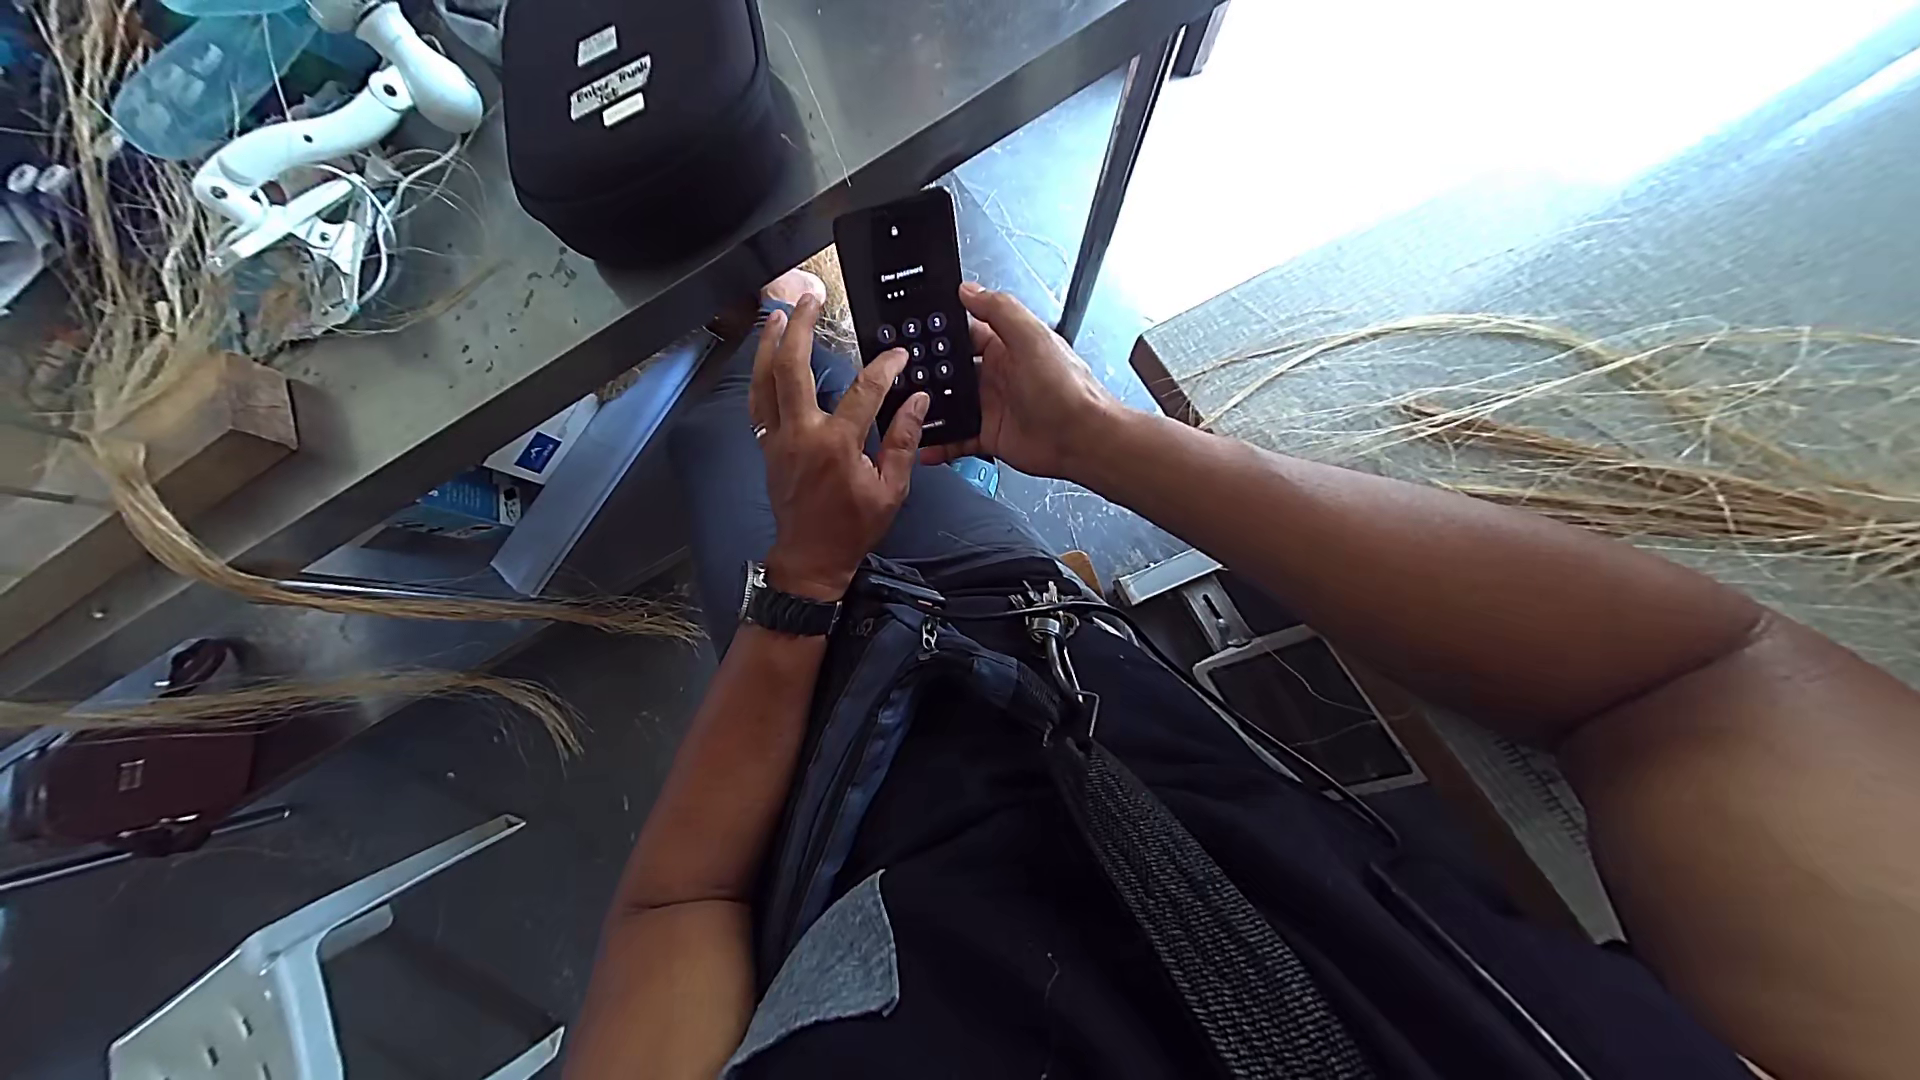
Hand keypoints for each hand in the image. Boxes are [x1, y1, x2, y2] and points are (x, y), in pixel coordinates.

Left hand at [752, 295, 927, 601]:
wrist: (811, 556)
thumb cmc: (852, 527)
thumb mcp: (891, 489)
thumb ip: (903, 441)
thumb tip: (917, 401)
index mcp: (837, 445)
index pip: (863, 392)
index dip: (884, 368)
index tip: (898, 357)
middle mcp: (801, 435)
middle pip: (792, 368)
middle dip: (800, 328)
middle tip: (809, 299)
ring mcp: (778, 440)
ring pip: (764, 381)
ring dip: (769, 344)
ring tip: (778, 315)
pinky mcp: (766, 447)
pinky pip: (757, 403)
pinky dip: (760, 377)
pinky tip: (767, 361)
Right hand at [917, 282, 1121, 479]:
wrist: (1081, 438)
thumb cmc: (1067, 389)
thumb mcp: (1031, 337)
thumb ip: (999, 310)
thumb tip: (969, 289)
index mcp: (1006, 347)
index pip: (966, 333)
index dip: (941, 333)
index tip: (915, 334)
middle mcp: (997, 376)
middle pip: (952, 371)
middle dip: (929, 373)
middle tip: (902, 375)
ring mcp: (992, 407)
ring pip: (950, 405)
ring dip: (930, 408)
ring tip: (906, 410)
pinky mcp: (990, 435)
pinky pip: (958, 438)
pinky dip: (940, 443)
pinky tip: (924, 444)